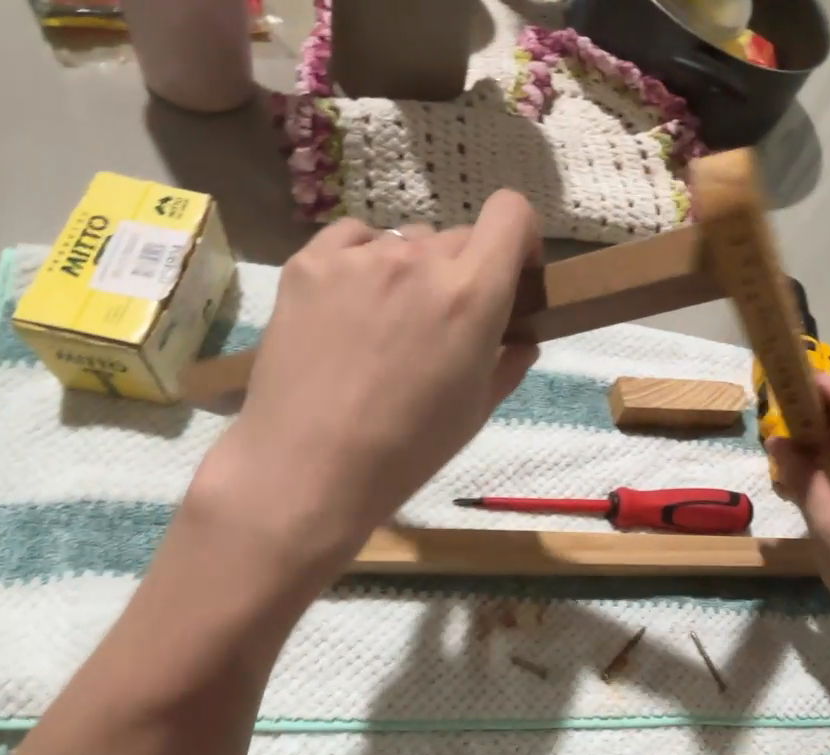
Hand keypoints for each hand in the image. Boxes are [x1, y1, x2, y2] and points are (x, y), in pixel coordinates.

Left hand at [193, 192, 542, 569]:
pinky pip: (352, 239)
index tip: (511, 274)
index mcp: (471, 294)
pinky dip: (363, 262)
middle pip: (458, 237)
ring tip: (387, 323)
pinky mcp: (308, 262)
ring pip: (404, 241)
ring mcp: (358, 256)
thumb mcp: (477, 411)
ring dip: (412, 270)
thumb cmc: (409, 449)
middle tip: (443, 322)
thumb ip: (508, 362)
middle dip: (463, 271)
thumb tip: (520, 340)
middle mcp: (418, 260)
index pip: (511, 213)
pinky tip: (351, 307)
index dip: (519, 237)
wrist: (311, 466)